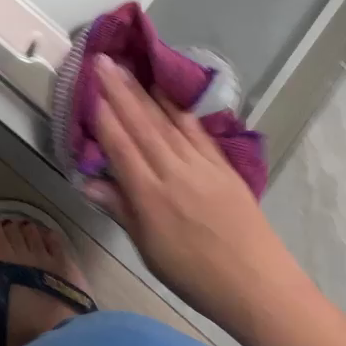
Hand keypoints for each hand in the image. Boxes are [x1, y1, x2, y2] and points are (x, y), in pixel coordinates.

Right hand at [82, 60, 287, 330]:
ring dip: (143, 91)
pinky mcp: (222, 164)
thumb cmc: (196, 276)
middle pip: (141, 125)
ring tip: (127, 66)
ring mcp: (200, 165)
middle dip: (119, 90)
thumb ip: (120, 209)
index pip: (120, 146)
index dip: (102, 115)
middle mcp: (173, 172)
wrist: (259, 286)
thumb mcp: (149, 251)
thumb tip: (86, 181)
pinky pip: (195, 128)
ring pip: (165, 120)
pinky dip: (177, 107)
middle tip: (102, 59)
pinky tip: (166, 90)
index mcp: (150, 197)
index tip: (88, 86)